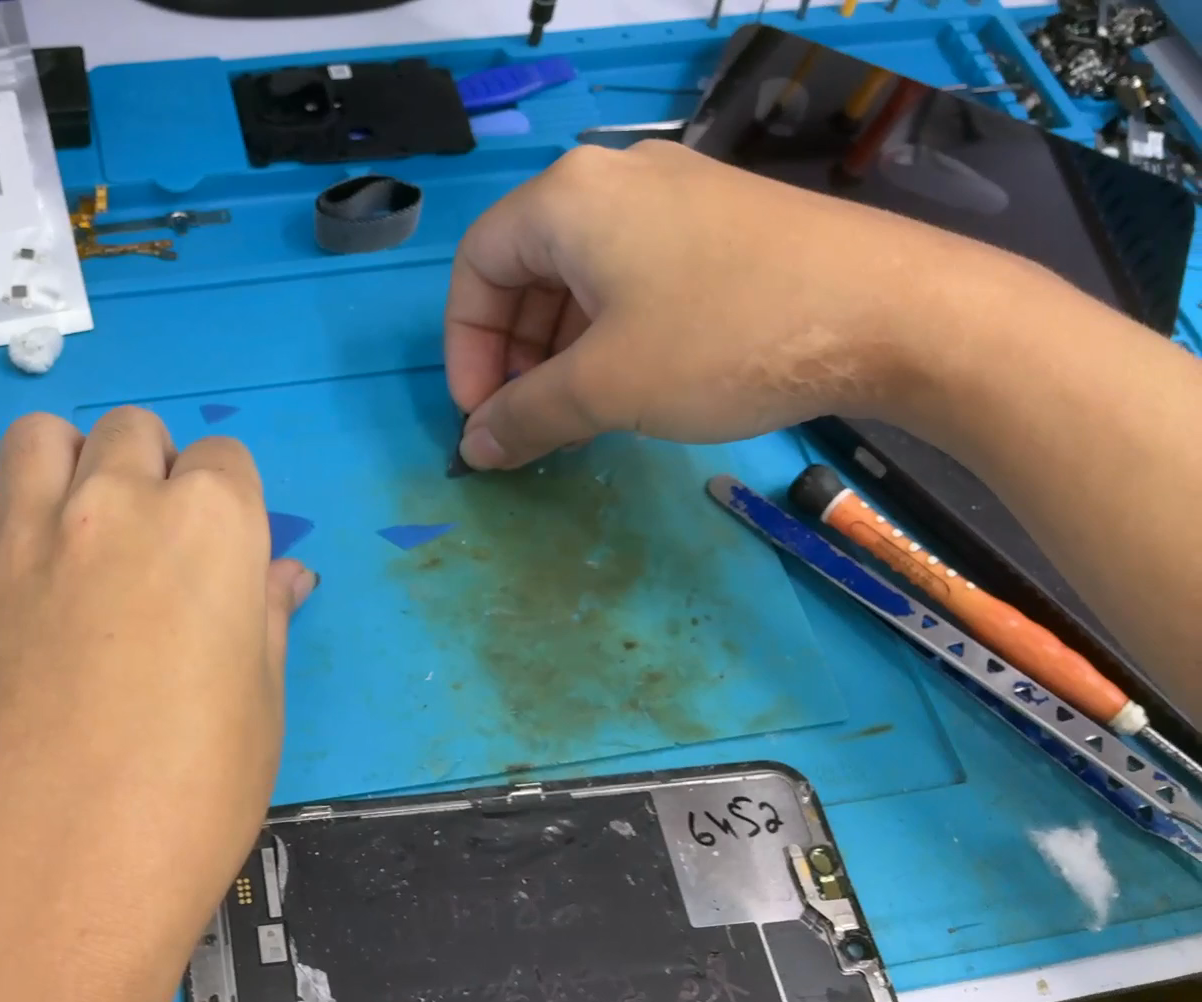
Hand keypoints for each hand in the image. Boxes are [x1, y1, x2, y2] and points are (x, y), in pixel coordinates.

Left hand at [0, 407, 313, 1001]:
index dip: (229, 503)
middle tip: (152, 540)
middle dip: (152, 467)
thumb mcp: (262, 700)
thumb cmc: (194, 790)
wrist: (63, 866)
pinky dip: (6, 519)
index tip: (220, 552)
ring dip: (69, 463)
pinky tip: (21, 576)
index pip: (226, 458)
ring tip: (79, 526)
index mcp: (211, 522)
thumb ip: (267, 615)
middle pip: (134, 429)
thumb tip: (283, 577)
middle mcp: (117, 501)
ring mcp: (30, 532)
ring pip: (43, 436)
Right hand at [445, 140, 1015, 468]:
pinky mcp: (719, 225)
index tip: (482, 412)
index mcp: (568, 200)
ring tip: (573, 413)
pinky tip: (625, 383)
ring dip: (556, 352)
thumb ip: (521, 418)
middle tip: (526, 418)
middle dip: (511, 355)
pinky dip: (606, 335)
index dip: (464, 347)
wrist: (907, 316)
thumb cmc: (724, 338)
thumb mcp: (603, 387)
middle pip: (522, 273)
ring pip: (576, 279)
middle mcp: (613, 181)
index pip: (475, 268)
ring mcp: (672, 197)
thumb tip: (473, 450)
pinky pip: (629, 278)